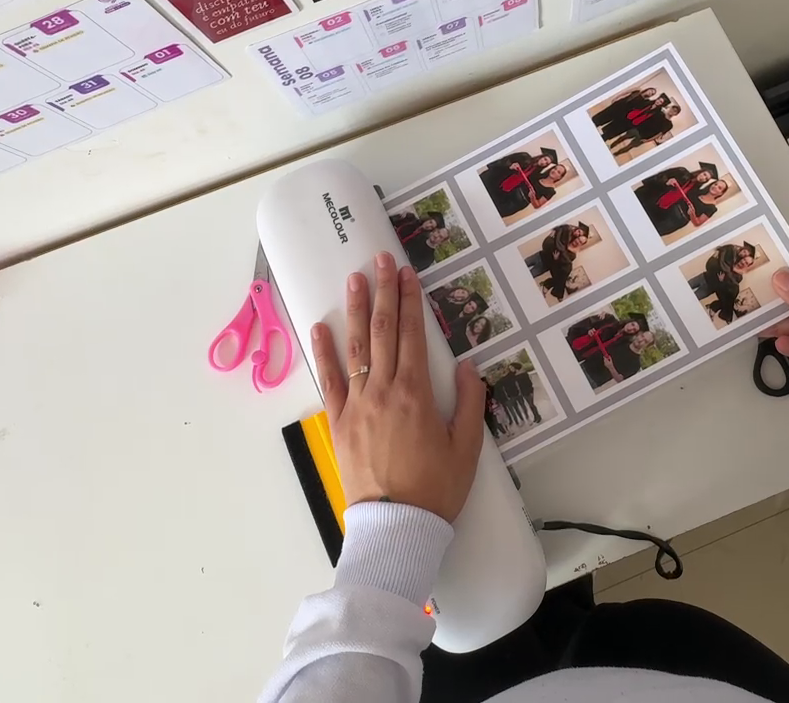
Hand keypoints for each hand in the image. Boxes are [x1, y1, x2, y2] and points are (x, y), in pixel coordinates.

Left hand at [310, 251, 486, 521]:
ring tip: (354, 279)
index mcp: (416, 394)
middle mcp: (383, 391)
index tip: (407, 274)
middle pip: (383, 331)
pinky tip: (319, 327)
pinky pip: (328, 382)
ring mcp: (356, 405)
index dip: (410, 301)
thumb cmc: (435, 489)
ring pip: (355, 348)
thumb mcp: (466, 447)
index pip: (412, 335)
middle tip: (382, 260)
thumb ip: (469, 402)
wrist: (395, 528)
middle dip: (384, 292)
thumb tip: (466, 364)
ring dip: (356, 311)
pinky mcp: (338, 423)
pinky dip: (323, 353)